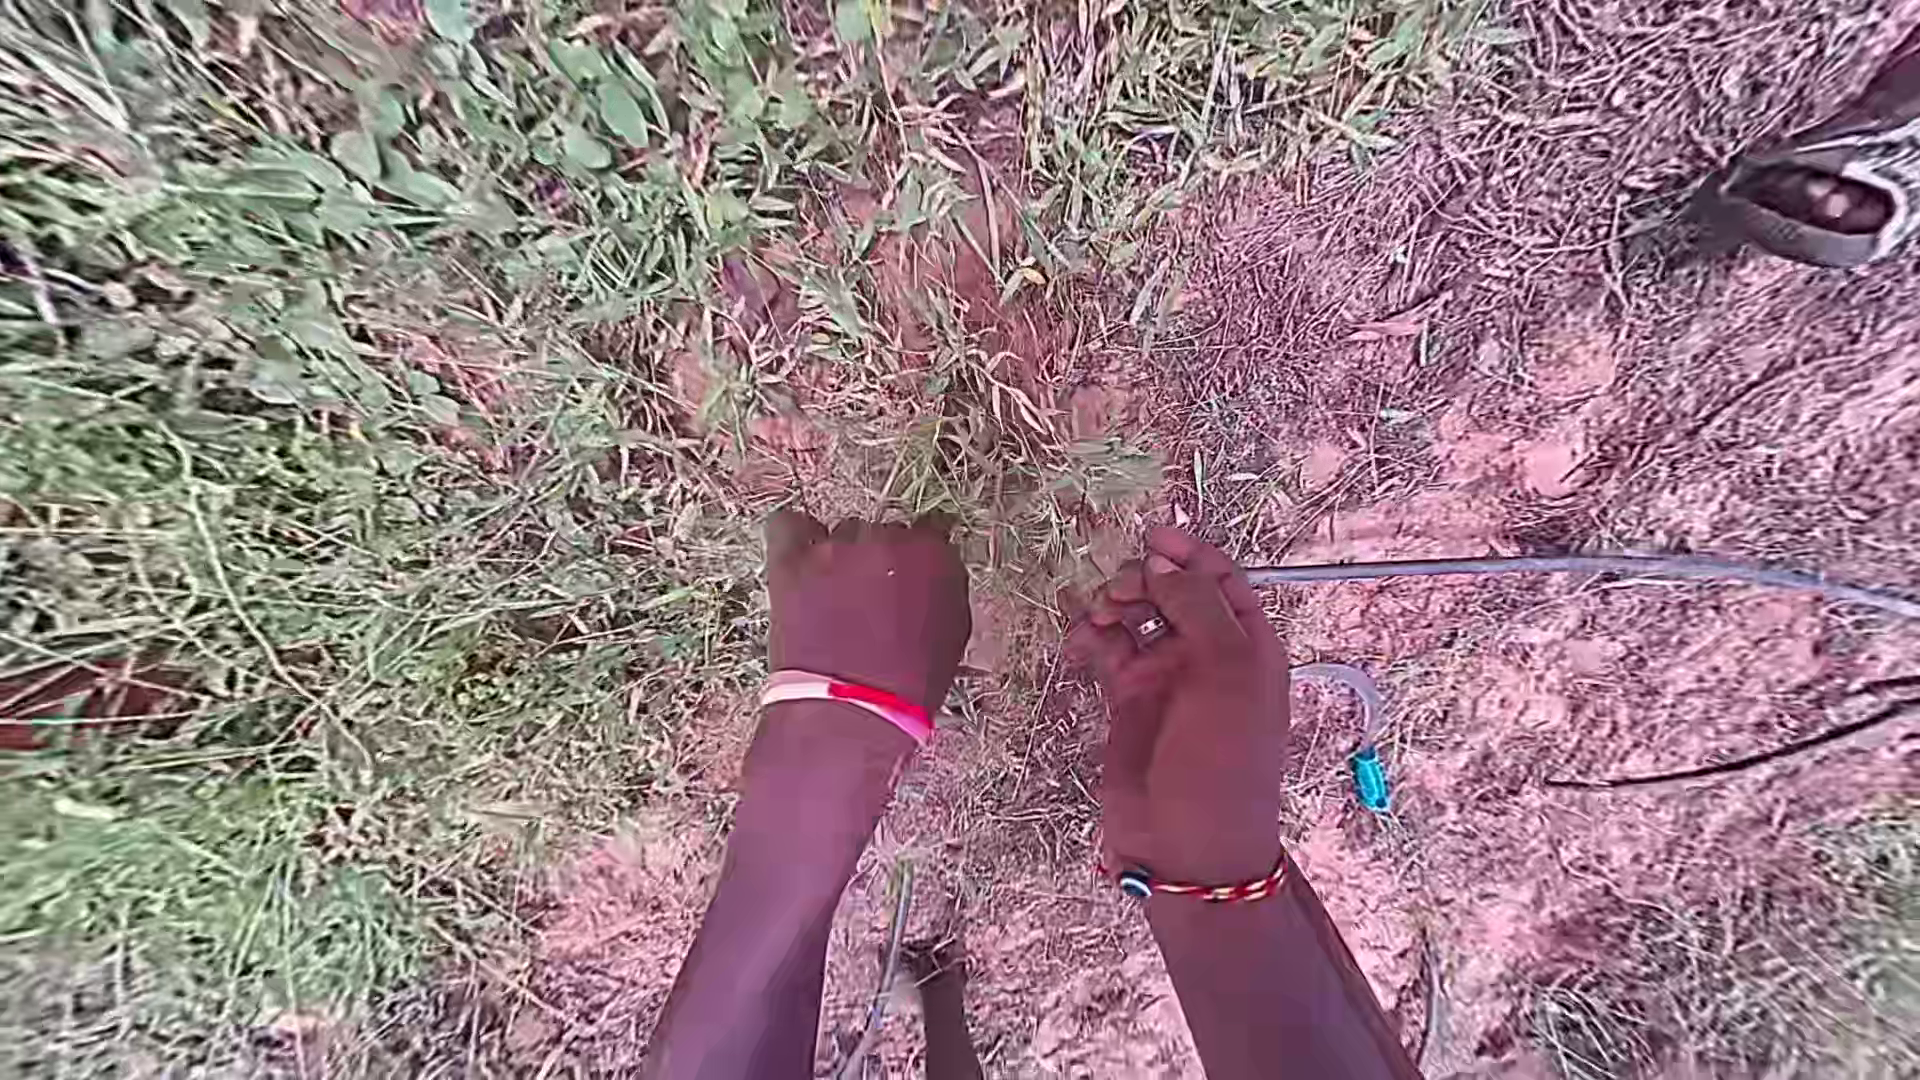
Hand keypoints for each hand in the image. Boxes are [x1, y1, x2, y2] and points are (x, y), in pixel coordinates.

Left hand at [765, 511, 971, 712]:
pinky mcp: (793, 561)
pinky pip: (790, 527)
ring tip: (834, 596)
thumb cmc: (911, 683)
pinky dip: (795, 538)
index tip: (909, 567)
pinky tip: (800, 562)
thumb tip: (933, 567)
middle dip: (881, 558)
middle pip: (884, 531)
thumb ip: (946, 584)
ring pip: (843, 533)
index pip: (932, 527)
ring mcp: (837, 547)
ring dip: (842, 556)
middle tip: (871, 595)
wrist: (851, 713)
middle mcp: (887, 538)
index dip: (918, 550)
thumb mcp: (952, 631)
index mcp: (932, 553)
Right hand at [1069, 527, 1288, 883]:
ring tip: (1095, 619)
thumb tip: (1161, 561)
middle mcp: (1205, 651)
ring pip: (1133, 616)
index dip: (1188, 552)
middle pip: (1170, 591)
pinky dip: (1089, 637)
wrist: (1184, 841)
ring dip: (1111, 606)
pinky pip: (1106, 648)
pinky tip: (1077, 643)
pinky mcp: (1127, 693)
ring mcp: (1164, 672)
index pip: (1220, 578)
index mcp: (1245, 643)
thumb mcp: (1227, 673)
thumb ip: (1197, 606)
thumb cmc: (1219, 755)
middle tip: (1118, 594)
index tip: (1150, 534)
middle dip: (1142, 580)